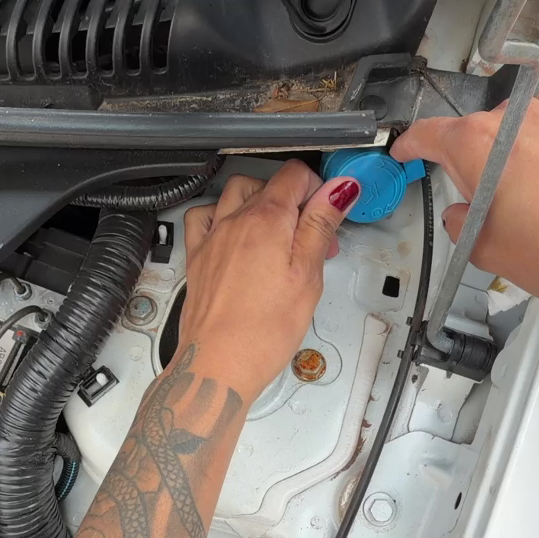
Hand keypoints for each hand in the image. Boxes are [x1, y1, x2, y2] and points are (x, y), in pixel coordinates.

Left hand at [177, 161, 357, 396]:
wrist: (218, 363)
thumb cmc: (262, 331)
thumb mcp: (308, 275)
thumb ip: (321, 225)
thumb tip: (339, 189)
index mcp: (267, 220)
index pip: (296, 175)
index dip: (320, 189)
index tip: (330, 213)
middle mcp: (234, 221)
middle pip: (270, 185)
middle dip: (297, 203)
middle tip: (314, 237)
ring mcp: (213, 237)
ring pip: (236, 193)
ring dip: (261, 201)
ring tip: (280, 233)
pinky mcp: (199, 257)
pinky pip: (205, 216)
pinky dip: (222, 213)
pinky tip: (235, 231)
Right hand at [390, 89, 538, 334]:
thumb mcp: (491, 253)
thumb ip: (459, 224)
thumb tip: (462, 214)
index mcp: (479, 146)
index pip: (428, 134)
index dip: (413, 145)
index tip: (412, 148)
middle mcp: (522, 117)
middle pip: (483, 132)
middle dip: (486, 163)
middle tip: (506, 206)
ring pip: (532, 124)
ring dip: (533, 151)